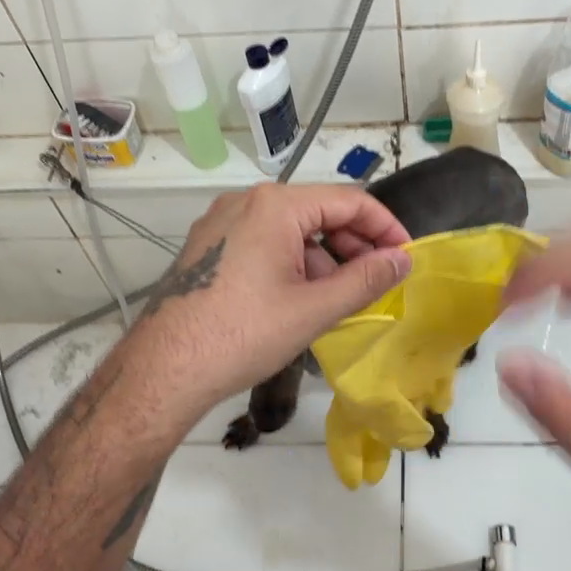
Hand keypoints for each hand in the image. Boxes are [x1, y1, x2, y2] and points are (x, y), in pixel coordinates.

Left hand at [123, 183, 412, 417]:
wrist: (165, 369)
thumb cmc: (243, 334)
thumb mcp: (314, 308)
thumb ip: (366, 279)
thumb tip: (402, 260)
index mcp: (275, 205)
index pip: (348, 201)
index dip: (384, 227)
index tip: (406, 257)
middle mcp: (245, 201)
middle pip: (317, 211)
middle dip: (353, 244)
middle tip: (378, 280)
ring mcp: (221, 223)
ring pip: (290, 229)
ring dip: (323, 257)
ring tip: (340, 297)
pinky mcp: (208, 247)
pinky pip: (263, 242)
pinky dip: (291, 262)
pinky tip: (301, 298)